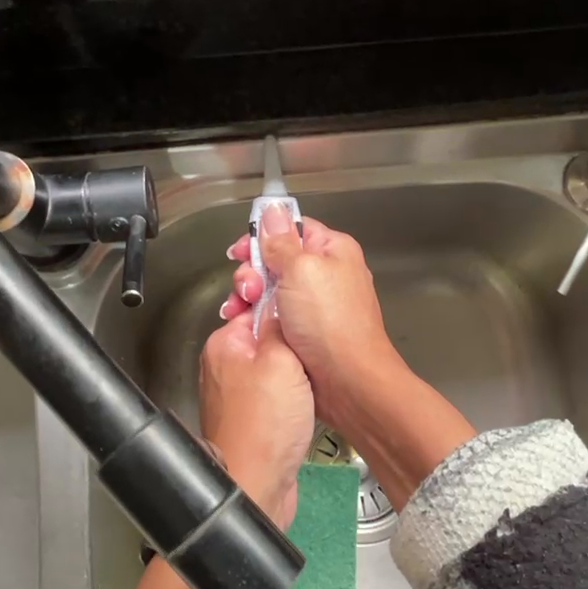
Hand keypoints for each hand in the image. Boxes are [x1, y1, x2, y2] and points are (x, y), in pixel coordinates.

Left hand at [199, 300, 315, 528]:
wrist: (257, 486)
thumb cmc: (265, 426)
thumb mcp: (281, 360)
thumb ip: (279, 326)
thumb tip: (279, 300)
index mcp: (224, 344)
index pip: (257, 307)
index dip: (285, 311)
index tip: (308, 318)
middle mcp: (223, 367)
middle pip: (267, 338)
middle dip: (294, 346)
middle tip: (313, 355)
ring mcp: (235, 395)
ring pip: (275, 368)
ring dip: (296, 375)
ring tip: (311, 382)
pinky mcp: (250, 419)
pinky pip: (275, 395)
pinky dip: (292, 398)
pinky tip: (305, 406)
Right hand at [222, 207, 405, 430]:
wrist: (349, 380)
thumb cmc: (329, 322)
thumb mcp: (301, 270)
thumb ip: (281, 241)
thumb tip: (272, 208)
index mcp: (331, 250)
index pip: (290, 230)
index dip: (262, 238)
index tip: (238, 252)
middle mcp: (325, 274)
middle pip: (275, 260)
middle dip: (252, 273)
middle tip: (247, 290)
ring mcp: (314, 305)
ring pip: (270, 290)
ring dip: (248, 297)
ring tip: (239, 311)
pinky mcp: (304, 332)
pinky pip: (273, 316)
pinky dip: (256, 318)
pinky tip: (243, 324)